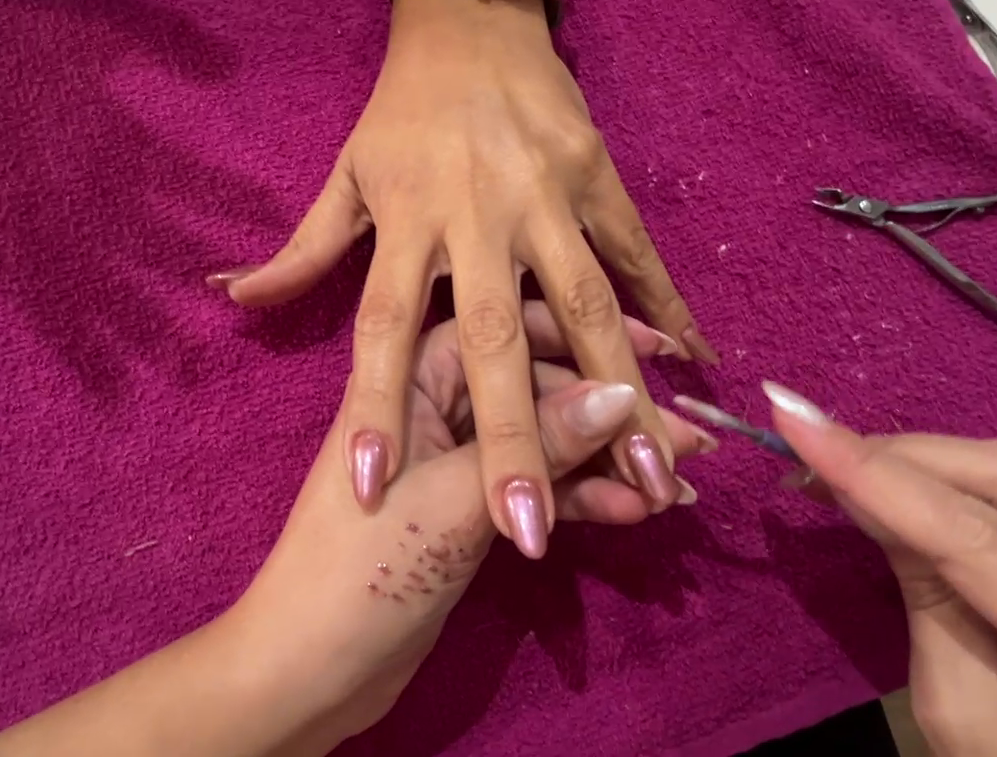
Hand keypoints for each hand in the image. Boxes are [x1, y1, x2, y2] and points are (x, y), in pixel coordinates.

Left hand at [216, 0, 714, 550]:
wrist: (473, 24)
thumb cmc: (401, 112)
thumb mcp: (345, 174)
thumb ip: (298, 248)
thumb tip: (229, 299)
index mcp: (406, 220)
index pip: (382, 326)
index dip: (374, 406)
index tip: (368, 488)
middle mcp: (478, 216)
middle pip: (492, 336)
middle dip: (510, 435)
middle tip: (526, 529)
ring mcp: (547, 198)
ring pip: (585, 304)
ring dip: (617, 390)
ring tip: (649, 475)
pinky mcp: (600, 178)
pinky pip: (637, 253)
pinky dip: (668, 306)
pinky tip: (698, 367)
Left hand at [231, 310, 716, 751]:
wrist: (312, 666)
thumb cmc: (366, 563)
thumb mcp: (457, 497)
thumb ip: (538, 442)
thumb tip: (621, 390)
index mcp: (411, 377)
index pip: (501, 330)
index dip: (575, 332)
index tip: (650, 346)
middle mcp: (436, 405)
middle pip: (533, 388)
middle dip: (607, 411)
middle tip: (684, 437)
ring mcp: (456, 460)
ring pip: (542, 444)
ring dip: (606, 462)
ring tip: (679, 484)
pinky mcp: (472, 509)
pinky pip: (535, 490)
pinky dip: (581, 501)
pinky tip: (636, 512)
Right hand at [765, 382, 996, 756]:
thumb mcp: (957, 711)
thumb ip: (923, 591)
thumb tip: (855, 485)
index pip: (982, 540)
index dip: (876, 472)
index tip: (790, 417)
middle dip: (900, 456)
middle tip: (811, 451)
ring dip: (936, 459)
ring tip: (863, 473)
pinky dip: (980, 473)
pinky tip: (932, 489)